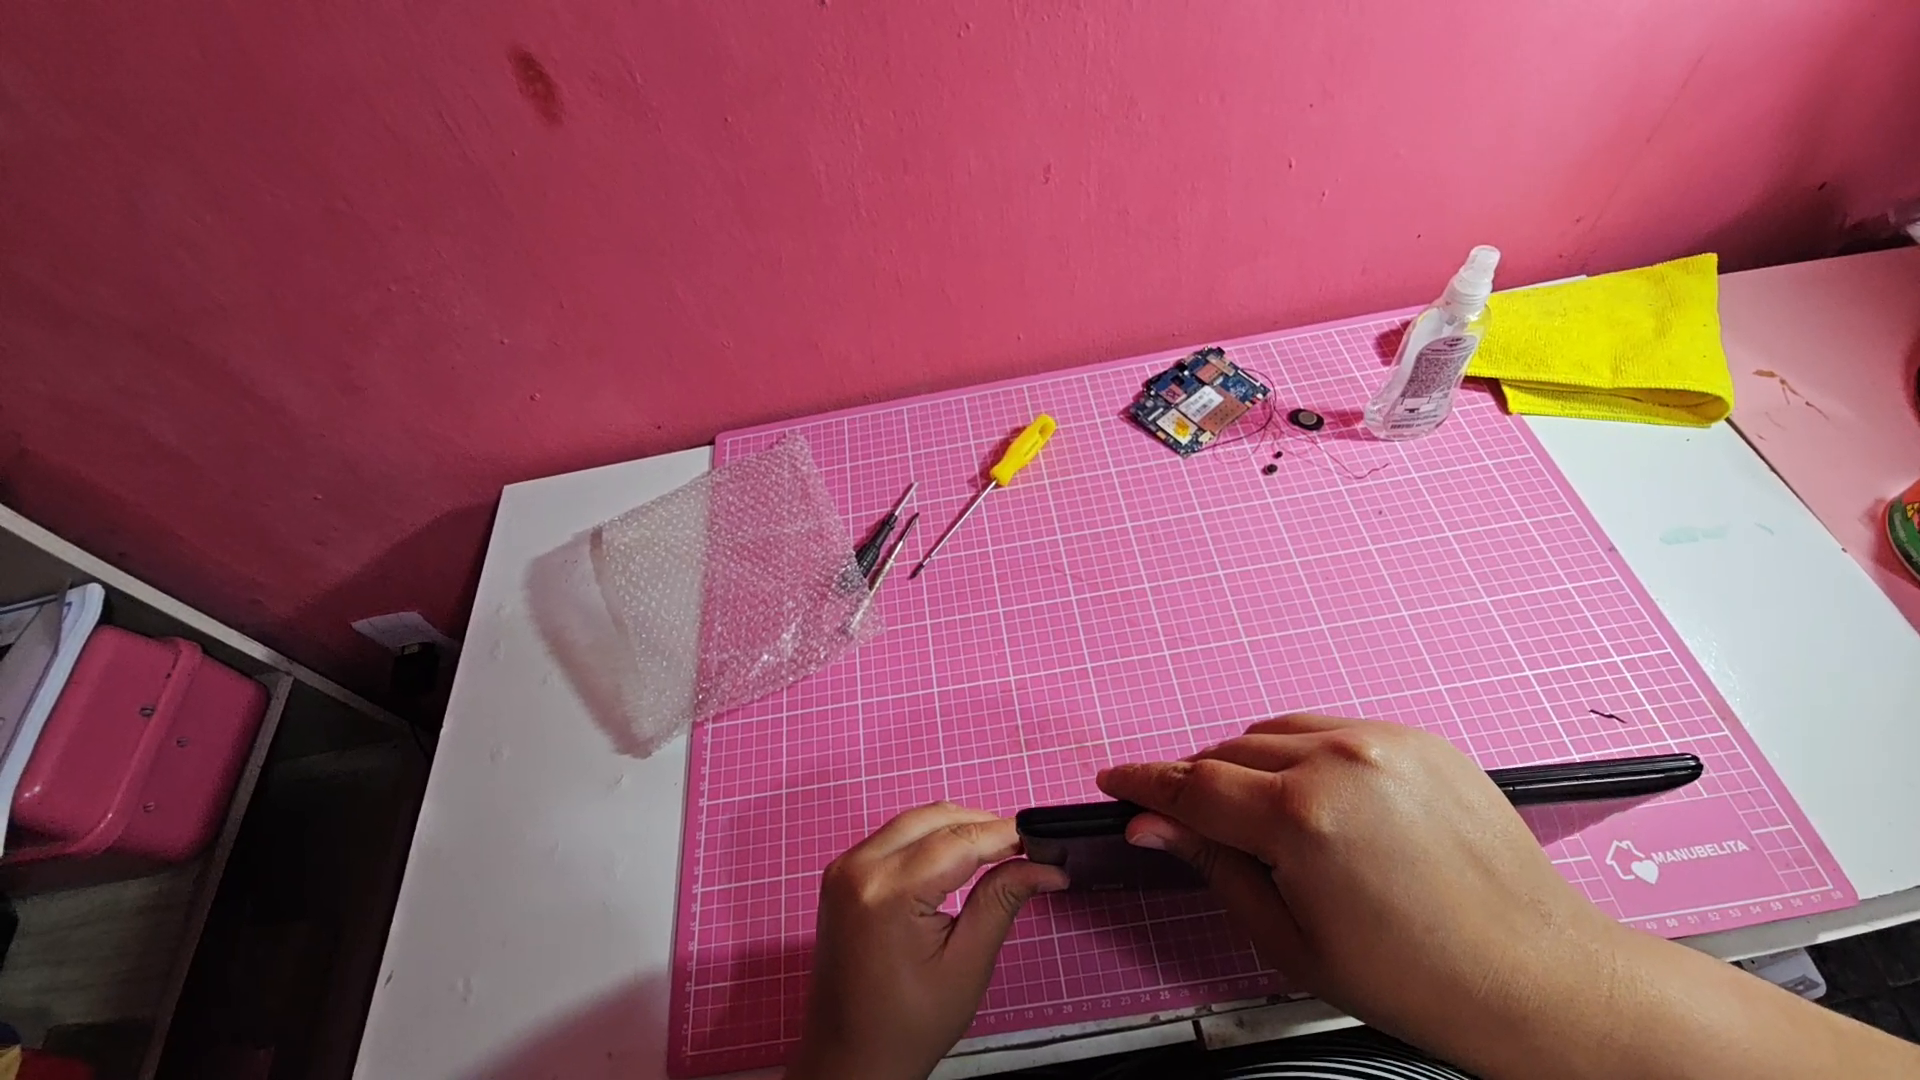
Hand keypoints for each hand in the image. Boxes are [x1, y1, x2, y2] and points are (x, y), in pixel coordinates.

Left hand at [787, 802, 1068, 1079]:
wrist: (847, 1062)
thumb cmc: (904, 1028)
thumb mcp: (966, 967)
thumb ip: (1001, 903)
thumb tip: (1042, 868)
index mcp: (887, 894)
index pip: (958, 841)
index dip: (1004, 836)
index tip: (1039, 843)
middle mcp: (858, 868)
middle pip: (934, 819)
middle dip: (981, 825)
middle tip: (1022, 847)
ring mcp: (844, 867)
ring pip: (913, 820)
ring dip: (955, 827)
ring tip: (996, 850)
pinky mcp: (841, 873)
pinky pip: (893, 836)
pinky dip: (928, 837)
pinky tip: (955, 856)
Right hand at [1096, 714, 1626, 1075]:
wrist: (1541, 978)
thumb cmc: (1421, 978)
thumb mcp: (1289, 938)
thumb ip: (1212, 865)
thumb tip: (1156, 826)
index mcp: (1304, 818)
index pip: (1192, 786)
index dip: (1145, 783)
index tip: (1119, 780)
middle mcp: (1340, 761)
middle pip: (1228, 752)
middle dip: (1205, 787)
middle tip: (1211, 832)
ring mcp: (1382, 741)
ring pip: (1272, 731)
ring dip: (1252, 766)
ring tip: (1274, 823)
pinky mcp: (1415, 737)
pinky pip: (1326, 727)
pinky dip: (1302, 754)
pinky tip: (1320, 799)